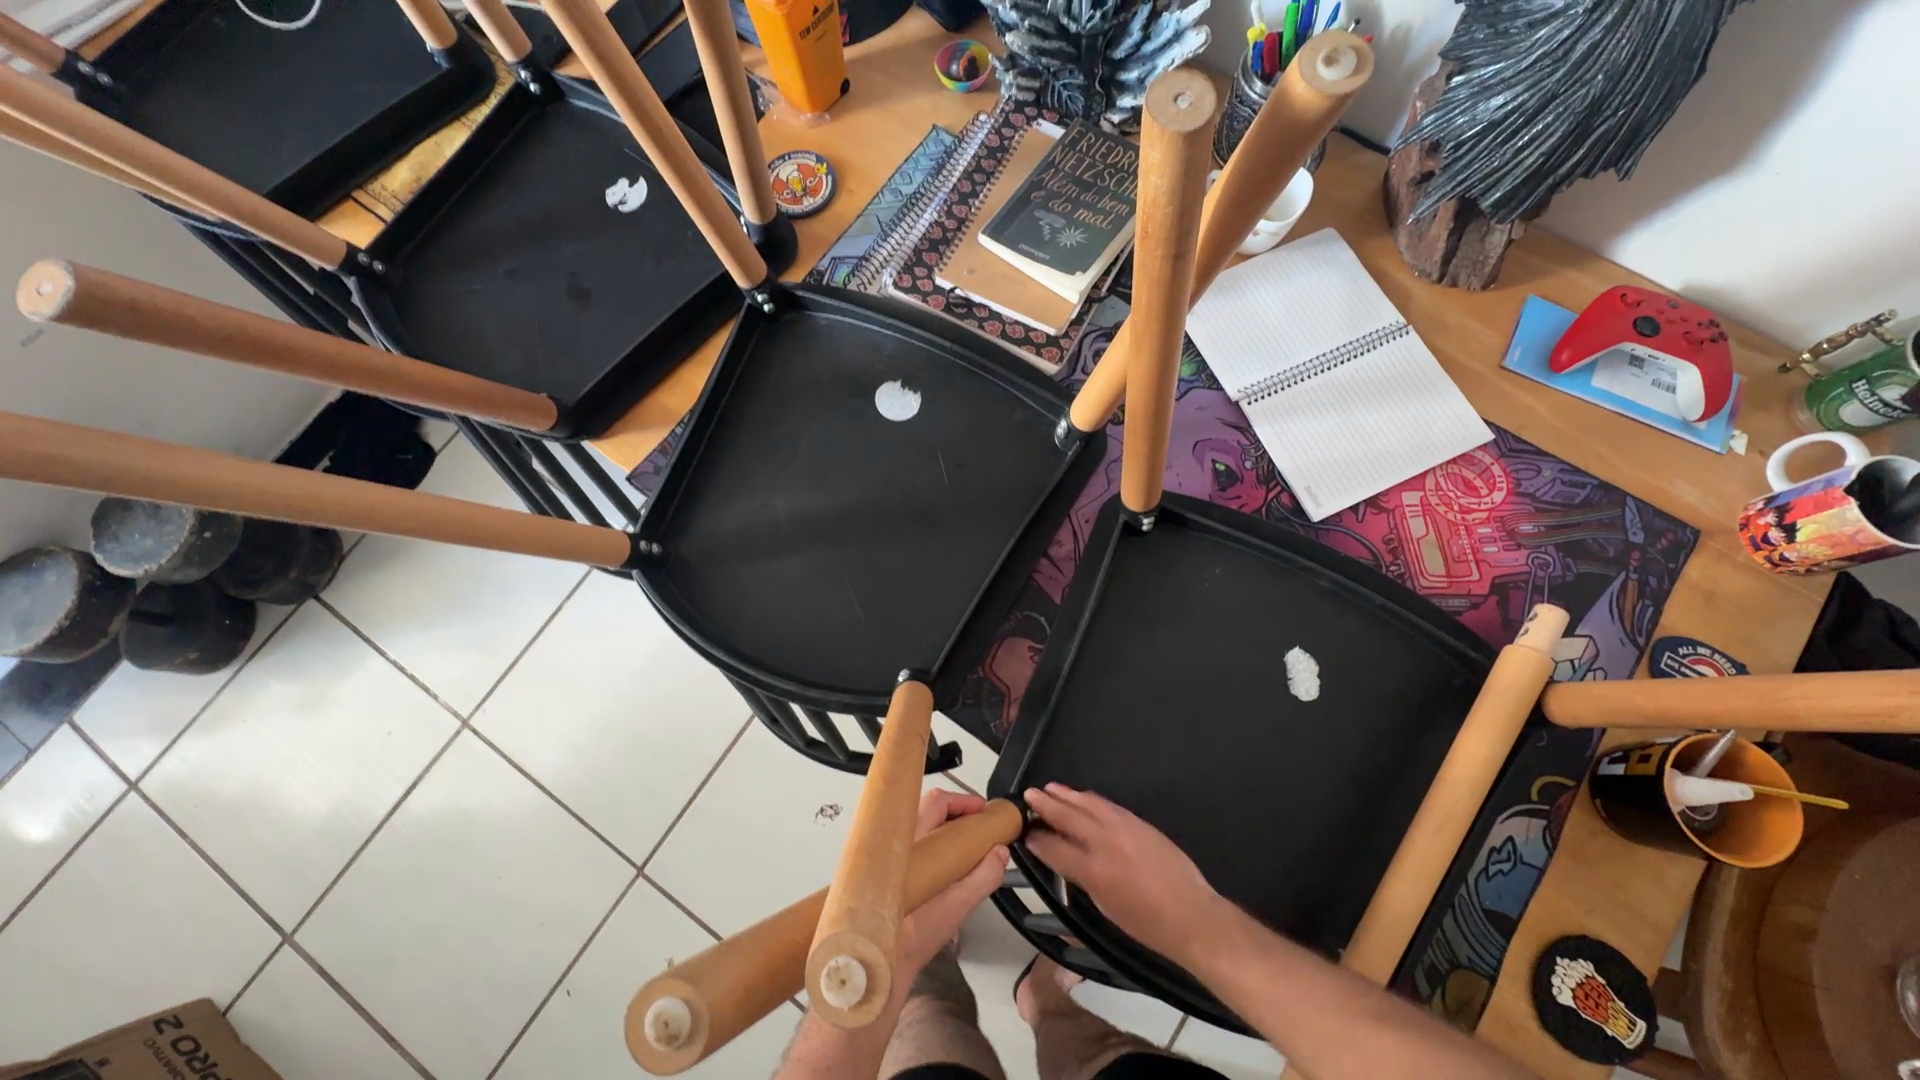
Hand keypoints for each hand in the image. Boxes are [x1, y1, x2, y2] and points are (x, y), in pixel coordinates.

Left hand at [893, 789, 1008, 995]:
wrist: (882, 963)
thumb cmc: (915, 937)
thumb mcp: (956, 908)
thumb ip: (982, 878)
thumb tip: (1000, 852)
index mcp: (910, 843)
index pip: (936, 802)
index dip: (963, 802)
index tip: (983, 811)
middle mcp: (896, 843)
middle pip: (927, 808)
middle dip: (956, 811)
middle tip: (979, 824)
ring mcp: (889, 857)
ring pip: (919, 825)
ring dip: (944, 827)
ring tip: (968, 843)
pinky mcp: (888, 873)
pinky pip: (913, 845)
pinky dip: (933, 844)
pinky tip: (948, 863)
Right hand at [1023, 783, 1223, 963]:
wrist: (1191, 915)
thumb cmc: (1147, 924)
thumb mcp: (1105, 907)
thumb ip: (1084, 879)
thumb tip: (1069, 862)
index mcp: (1093, 872)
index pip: (1055, 848)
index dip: (1037, 839)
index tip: (1026, 832)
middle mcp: (1106, 844)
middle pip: (1068, 817)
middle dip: (1046, 805)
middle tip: (1030, 796)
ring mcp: (1125, 830)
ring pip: (1089, 804)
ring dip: (1068, 795)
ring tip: (1051, 788)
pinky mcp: (1141, 824)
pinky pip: (1110, 806)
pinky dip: (1092, 800)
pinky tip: (1083, 797)